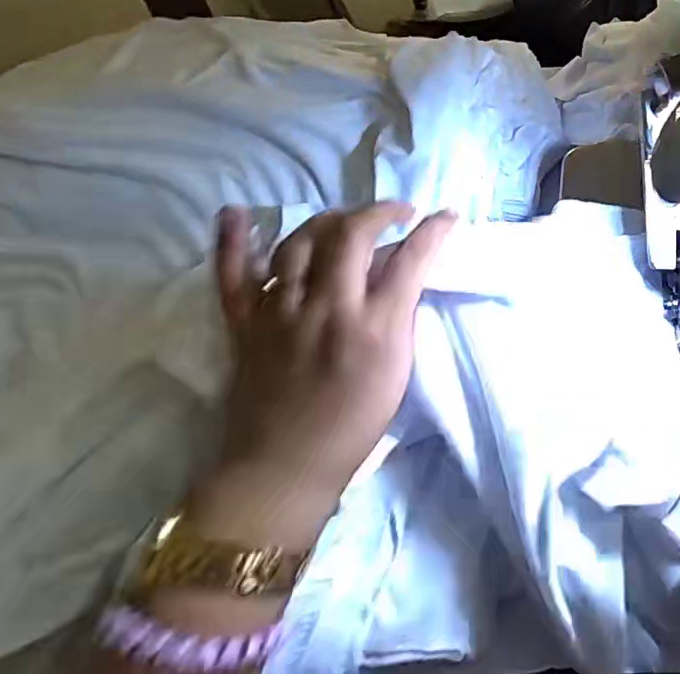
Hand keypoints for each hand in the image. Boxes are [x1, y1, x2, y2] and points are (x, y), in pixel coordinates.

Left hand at [195, 202, 455, 545]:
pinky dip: (232, 242)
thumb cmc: (357, 419)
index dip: (433, 229)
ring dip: (329, 220)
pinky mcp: (245, 325)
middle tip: (398, 213)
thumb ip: (399, 313)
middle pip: (351, 236)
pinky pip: (232, 276)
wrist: (284, 466)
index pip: (411, 258)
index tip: (446, 215)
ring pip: (300, 242)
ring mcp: (280, 313)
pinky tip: (237, 212)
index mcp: (375, 324)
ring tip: (348, 221)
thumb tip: (401, 272)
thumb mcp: (399, 364)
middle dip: (380, 212)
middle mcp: (328, 308)